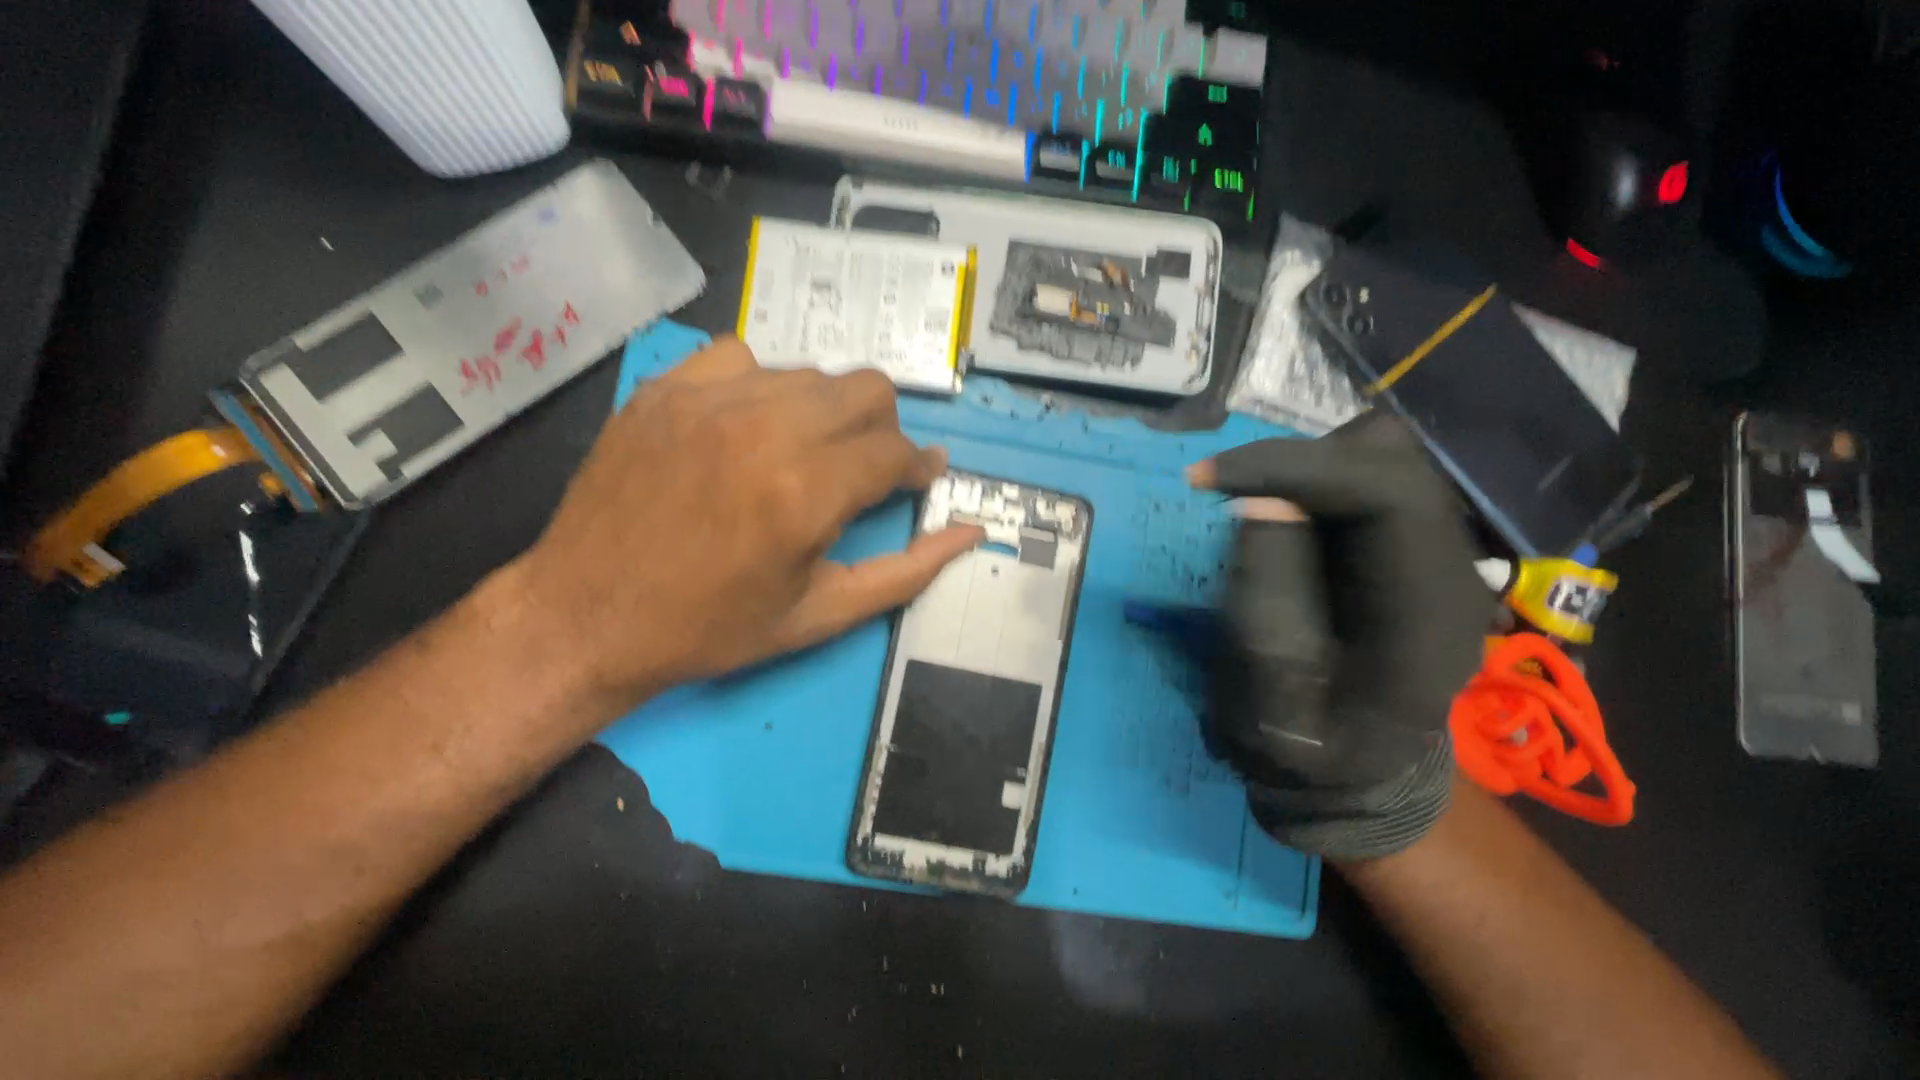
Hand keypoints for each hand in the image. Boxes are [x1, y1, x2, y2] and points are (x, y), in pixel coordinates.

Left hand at [512, 337, 980, 704]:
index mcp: (807, 491)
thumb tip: (971, 534)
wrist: (585, 616)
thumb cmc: (709, 629)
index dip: (917, 468)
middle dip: (883, 430)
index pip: (896, 450)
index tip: (917, 480)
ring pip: (808, 372)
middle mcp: (766, 428)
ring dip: (825, 411)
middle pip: (867, 389)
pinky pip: (740, 357)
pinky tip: (746, 427)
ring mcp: (709, 400)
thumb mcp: (819, 615)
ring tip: (802, 453)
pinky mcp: (665, 389)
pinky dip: (760, 387)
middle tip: (864, 469)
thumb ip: (906, 571)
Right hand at [1189, 417, 1488, 859]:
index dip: (1296, 467)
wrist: (1353, 784)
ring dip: (1306, 473)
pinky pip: (1367, 485)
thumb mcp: (1266, 696)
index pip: (1387, 493)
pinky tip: (1280, 524)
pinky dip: (1313, 487)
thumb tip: (1260, 497)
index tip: (1209, 479)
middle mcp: (1451, 570)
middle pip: (1392, 461)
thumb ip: (1267, 595)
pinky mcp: (1410, 551)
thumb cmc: (1305, 753)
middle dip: (1300, 465)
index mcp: (1427, 614)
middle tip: (1229, 496)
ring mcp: (1437, 557)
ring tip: (1252, 511)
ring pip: (1380, 462)